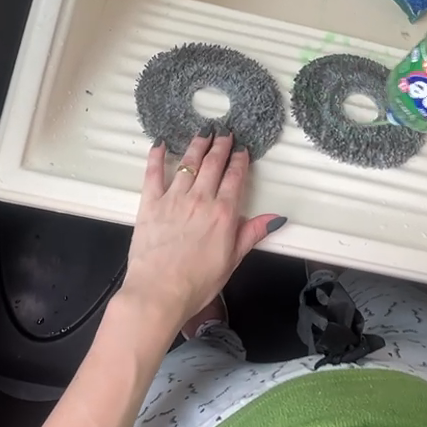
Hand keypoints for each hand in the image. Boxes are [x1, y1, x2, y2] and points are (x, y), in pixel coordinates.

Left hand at [117, 135, 282, 333]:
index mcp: (223, 213)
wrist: (158, 293)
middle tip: (225, 133)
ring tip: (203, 132)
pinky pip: (153, 173)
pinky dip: (157, 156)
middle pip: (213, 164)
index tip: (242, 150)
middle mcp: (201, 199)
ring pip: (188, 163)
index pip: (235, 178)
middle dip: (221, 146)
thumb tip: (275, 218)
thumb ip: (252, 234)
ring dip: (197, 145)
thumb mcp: (232, 260)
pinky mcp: (150, 203)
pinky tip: (159, 144)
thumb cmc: (197, 283)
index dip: (239, 161)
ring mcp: (174, 198)